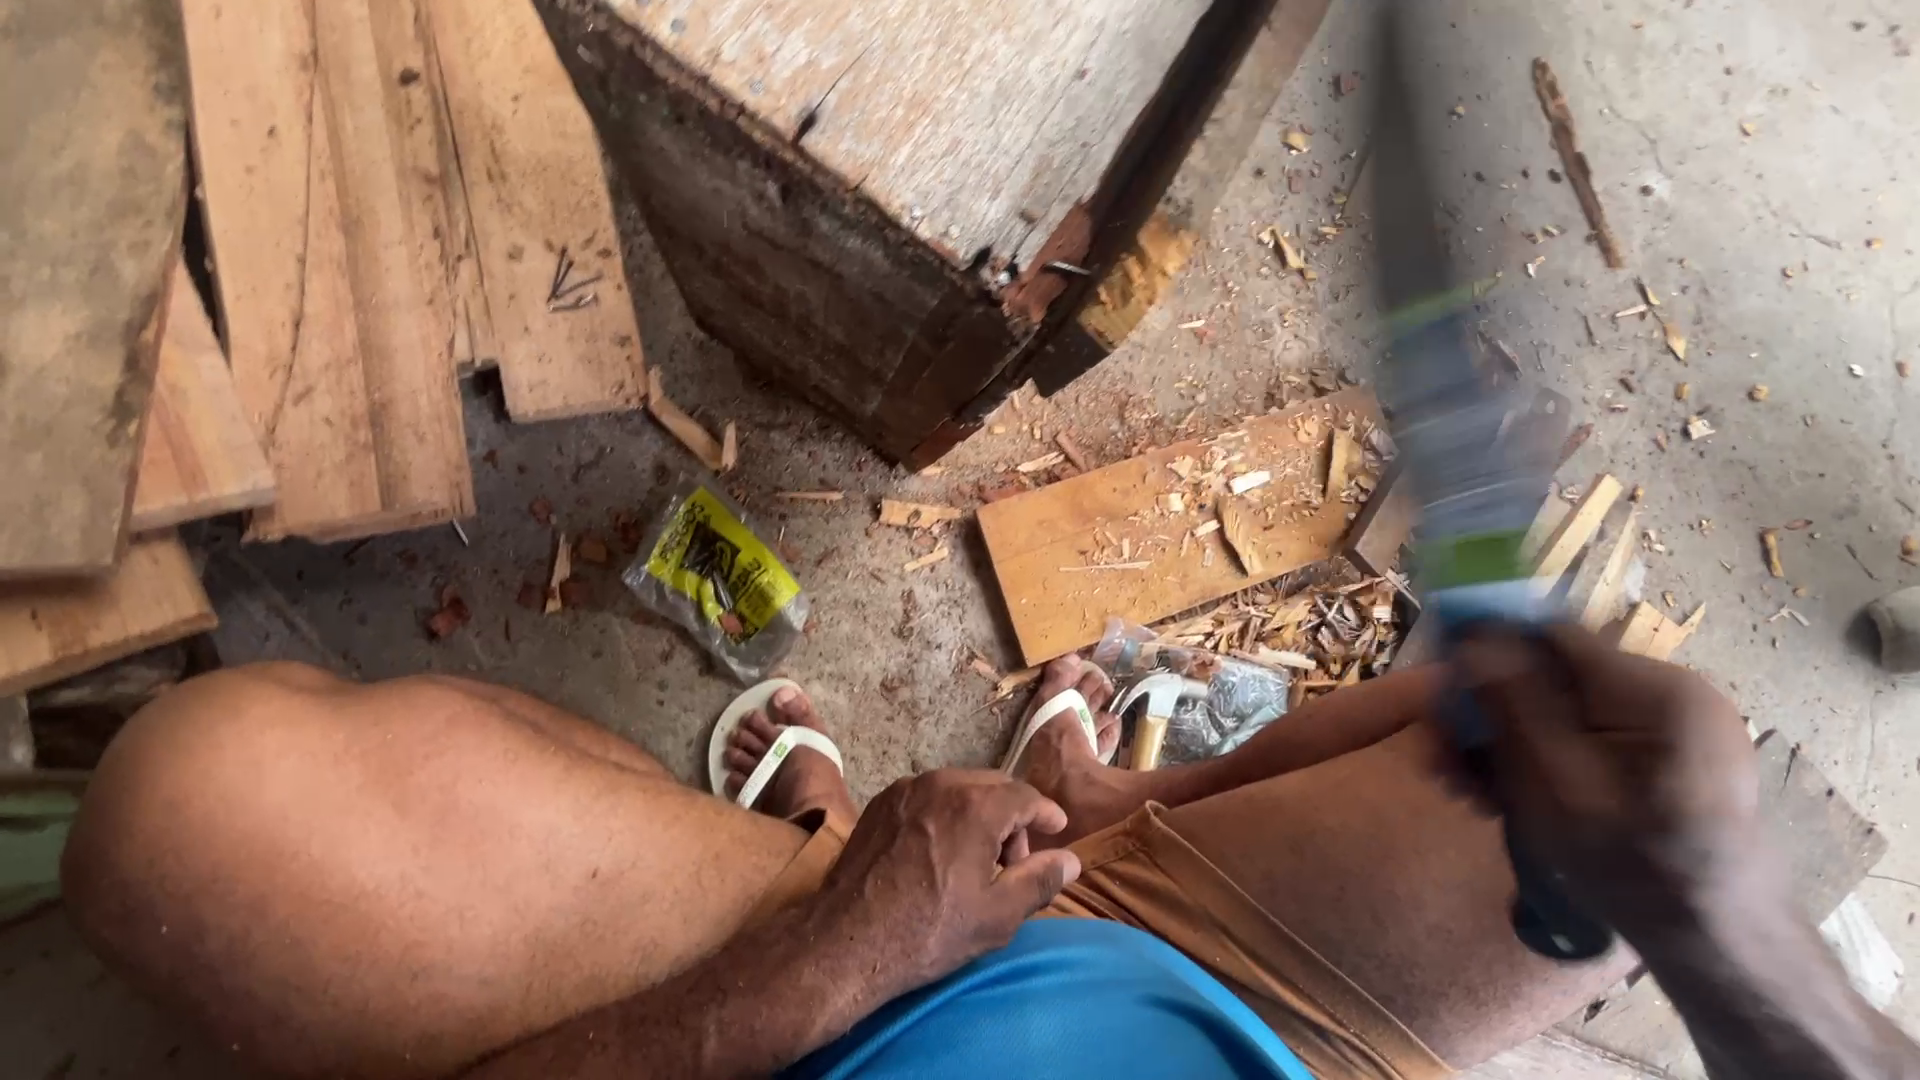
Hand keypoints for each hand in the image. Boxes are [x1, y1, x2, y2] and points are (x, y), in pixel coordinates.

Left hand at [809, 770, 1080, 994]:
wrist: (847, 941)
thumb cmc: (929, 931)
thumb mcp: (997, 915)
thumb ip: (1040, 880)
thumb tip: (1071, 860)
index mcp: (975, 806)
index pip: (1025, 796)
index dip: (1046, 813)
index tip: (1057, 830)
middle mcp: (941, 783)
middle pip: (993, 786)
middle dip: (1012, 817)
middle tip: (1013, 861)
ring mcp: (907, 788)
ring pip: (960, 788)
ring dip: (979, 813)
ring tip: (975, 860)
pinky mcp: (882, 800)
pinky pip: (929, 795)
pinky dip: (946, 813)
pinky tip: (940, 851)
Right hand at [1455, 625, 1765, 935]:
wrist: (1720, 945)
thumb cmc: (1635, 869)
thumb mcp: (1556, 786)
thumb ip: (1515, 707)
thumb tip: (1471, 635)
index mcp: (1655, 691)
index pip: (1546, 636)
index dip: (1483, 653)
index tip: (1440, 695)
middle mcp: (1667, 691)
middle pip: (1545, 677)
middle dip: (1485, 715)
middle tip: (1443, 764)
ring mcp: (1669, 722)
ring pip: (1555, 708)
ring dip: (1501, 743)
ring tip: (1467, 790)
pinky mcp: (1663, 748)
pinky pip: (1580, 733)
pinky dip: (1537, 757)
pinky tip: (1503, 794)